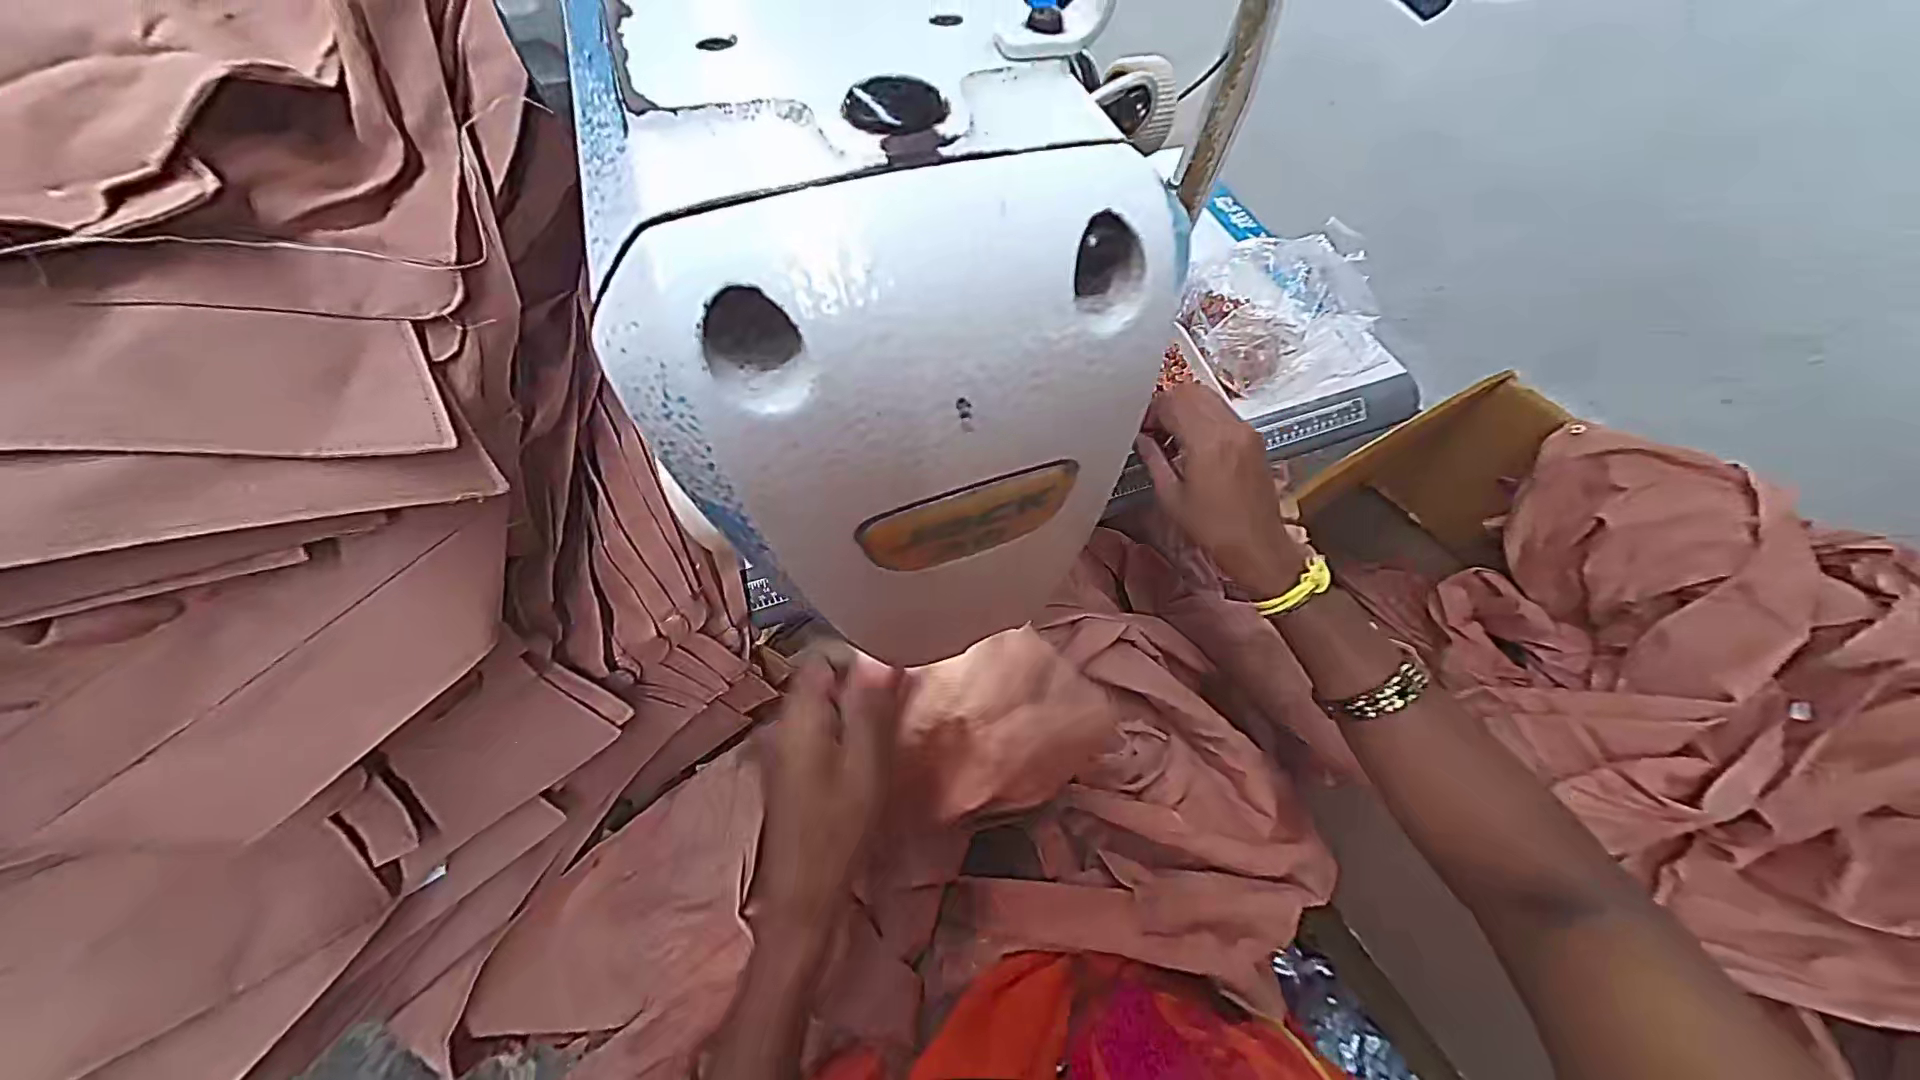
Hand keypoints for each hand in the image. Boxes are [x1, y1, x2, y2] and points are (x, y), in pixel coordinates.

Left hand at [753, 647, 902, 937]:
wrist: (805, 889)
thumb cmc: (839, 825)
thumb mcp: (866, 759)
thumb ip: (869, 703)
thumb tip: (879, 655)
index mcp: (798, 713)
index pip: (820, 654)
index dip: (856, 654)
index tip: (888, 672)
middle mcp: (782, 721)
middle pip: (820, 677)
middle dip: (856, 681)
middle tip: (891, 701)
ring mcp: (782, 744)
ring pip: (820, 702)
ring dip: (851, 705)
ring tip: (881, 726)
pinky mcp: (789, 765)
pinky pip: (817, 726)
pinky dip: (841, 727)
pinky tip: (862, 752)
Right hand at [1135, 382, 1312, 596]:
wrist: (1256, 544)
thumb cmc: (1212, 528)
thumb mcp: (1171, 496)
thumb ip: (1154, 459)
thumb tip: (1142, 439)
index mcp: (1207, 441)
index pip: (1172, 401)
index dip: (1151, 411)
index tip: (1141, 429)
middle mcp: (1230, 428)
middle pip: (1191, 391)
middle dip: (1167, 404)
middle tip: (1153, 429)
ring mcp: (1246, 431)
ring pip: (1208, 398)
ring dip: (1185, 409)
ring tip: (1170, 438)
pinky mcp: (1254, 438)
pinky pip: (1222, 413)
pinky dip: (1202, 418)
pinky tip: (1191, 445)